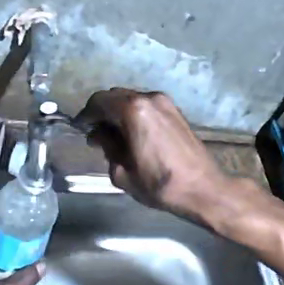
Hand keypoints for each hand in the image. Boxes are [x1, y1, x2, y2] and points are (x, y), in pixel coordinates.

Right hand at [75, 88, 237, 220]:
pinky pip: (146, 106)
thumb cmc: (159, 184)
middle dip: (102, 112)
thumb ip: (107, 146)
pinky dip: (134, 115)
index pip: (99, 101)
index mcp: (133, 110)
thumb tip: (99, 135)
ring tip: (114, 137)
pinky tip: (133, 135)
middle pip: (115, 96)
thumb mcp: (122, 171)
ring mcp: (165, 102)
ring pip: (131, 99)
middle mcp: (149, 98)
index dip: (86, 115)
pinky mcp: (175, 111)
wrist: (203, 188)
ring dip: (118, 113)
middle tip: (95, 134)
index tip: (80, 129)